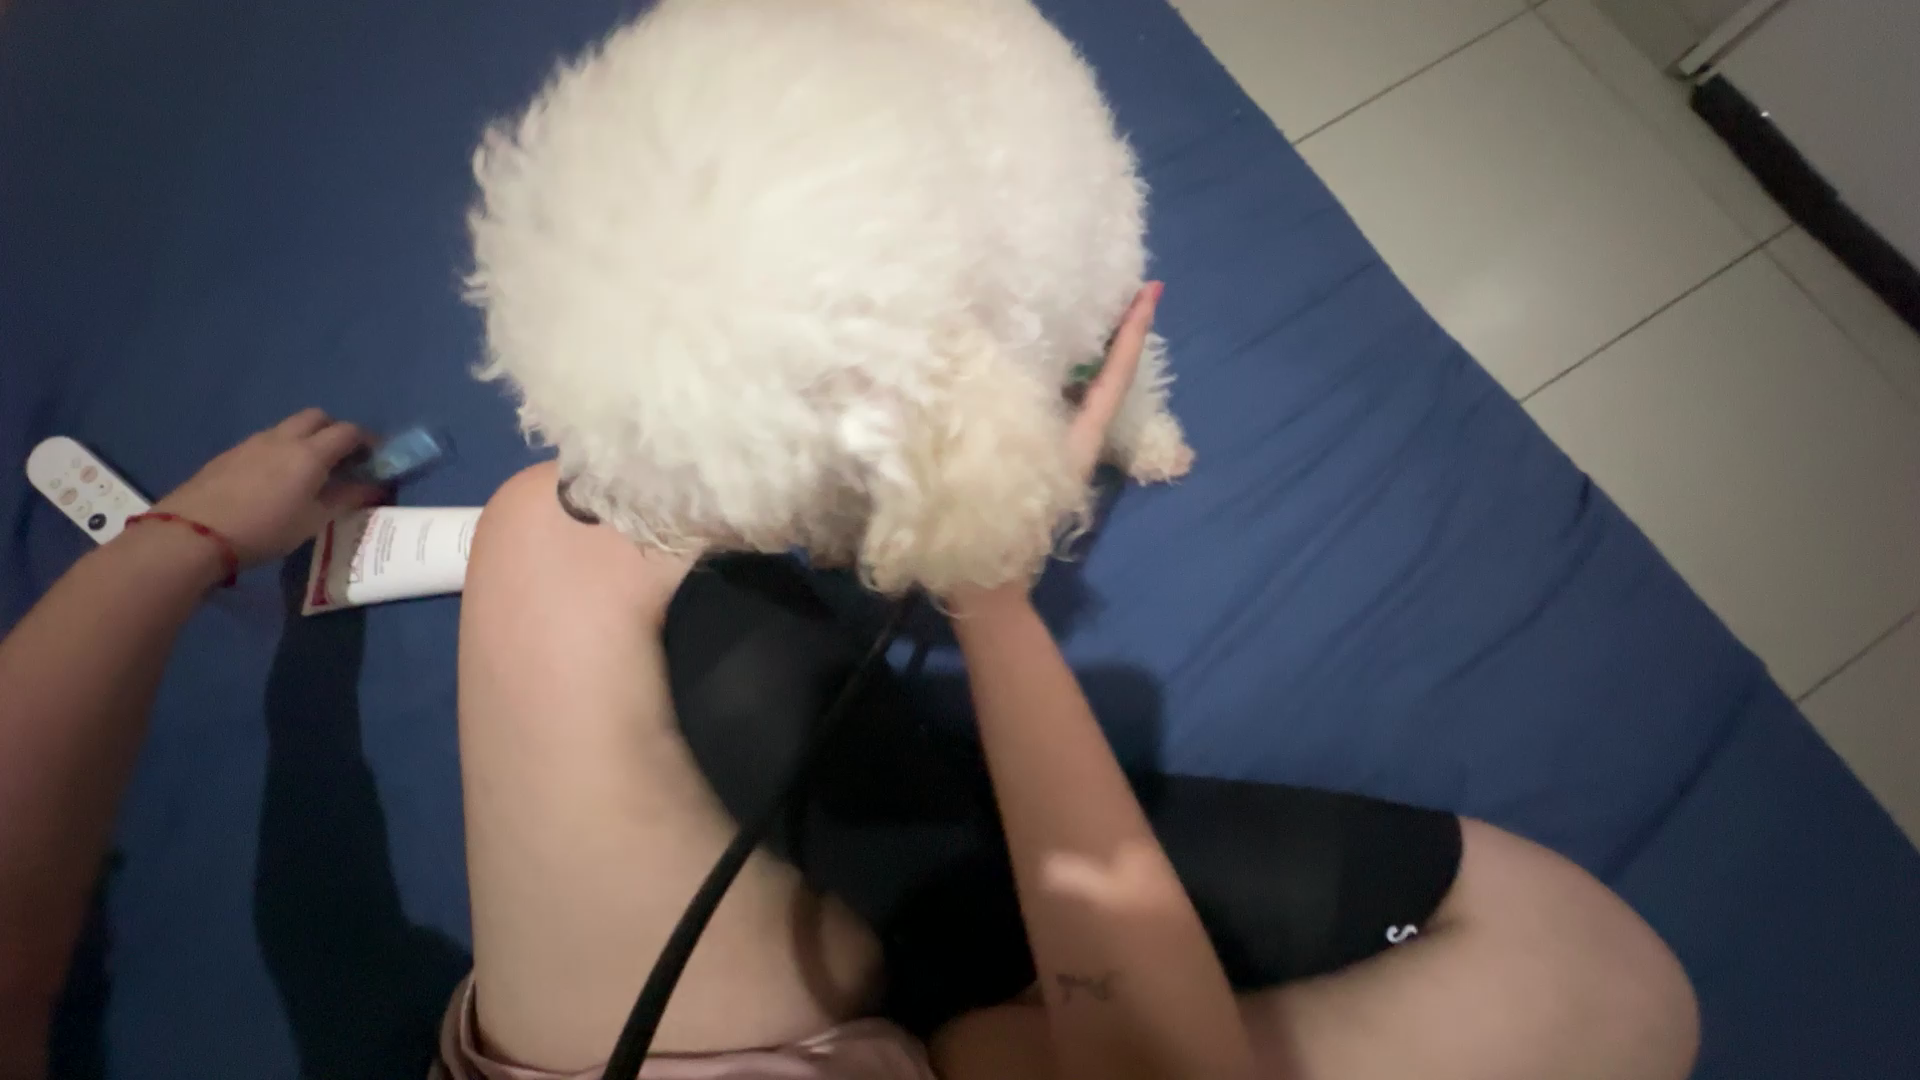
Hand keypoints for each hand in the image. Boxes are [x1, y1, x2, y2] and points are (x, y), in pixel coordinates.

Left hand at [153, 409, 384, 566]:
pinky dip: (282, 450)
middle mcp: (282, 439)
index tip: (376, 457)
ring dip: (307, 439)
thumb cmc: (267, 528)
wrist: (192, 535)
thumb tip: (376, 486)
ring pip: (288, 427)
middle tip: (345, 457)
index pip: (348, 431)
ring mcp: (251, 444)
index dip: (368, 440)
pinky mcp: (229, 455)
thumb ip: (349, 497)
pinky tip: (278, 478)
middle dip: (336, 430)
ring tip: (311, 469)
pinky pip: (266, 441)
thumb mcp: (316, 519)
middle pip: (316, 417)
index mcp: (310, 453)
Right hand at [952, 282, 1164, 613]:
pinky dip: (1046, 379)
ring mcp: (1055, 451)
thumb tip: (963, 376)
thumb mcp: (1006, 479)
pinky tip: (1025, 362)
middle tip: (1111, 286)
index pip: (1112, 379)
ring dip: (1080, 353)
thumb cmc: (995, 537)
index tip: (1151, 292)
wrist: (987, 590)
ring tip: (1073, 309)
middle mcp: (1072, 440)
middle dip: (1111, 334)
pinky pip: (1046, 408)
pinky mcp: (1033, 460)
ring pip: (1076, 392)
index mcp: (1075, 441)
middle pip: (1102, 379)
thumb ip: (994, 430)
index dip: (1131, 335)